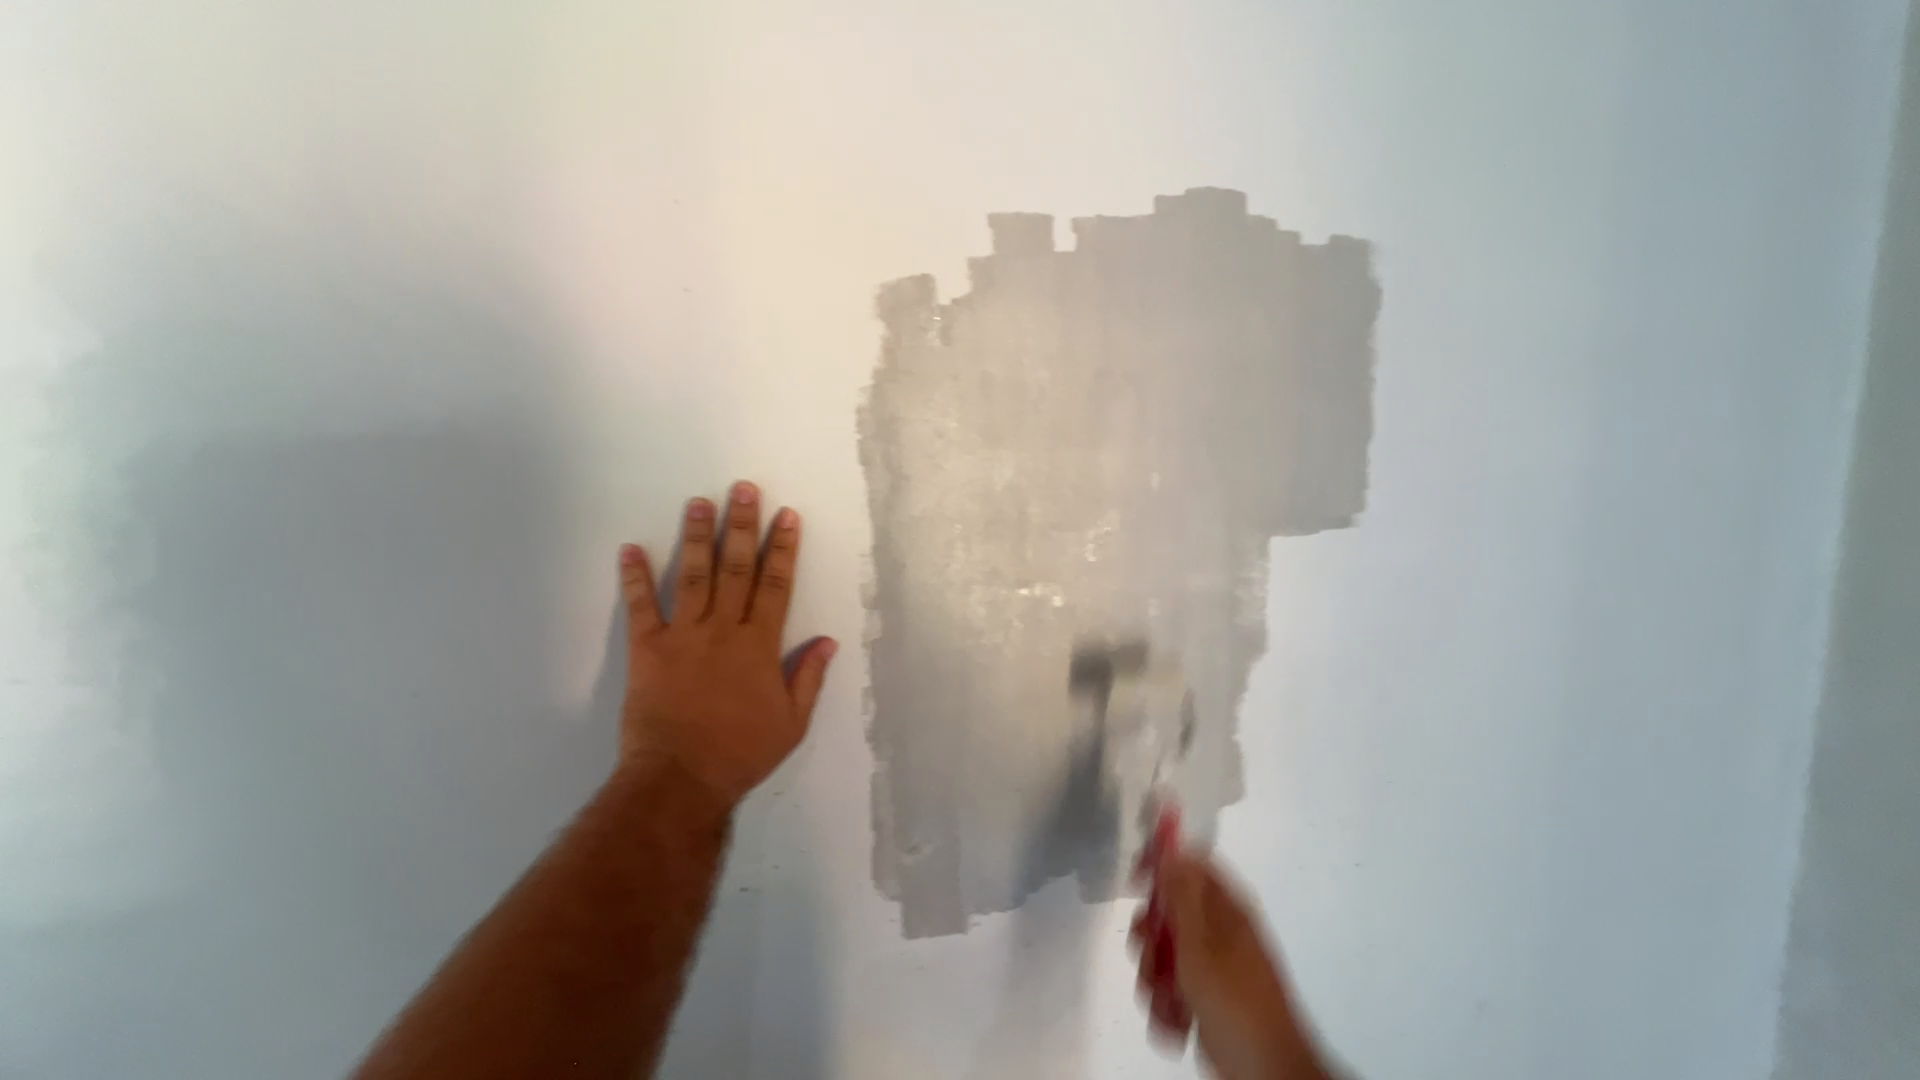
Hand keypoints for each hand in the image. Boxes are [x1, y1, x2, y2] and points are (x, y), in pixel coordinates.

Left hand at [614, 481, 836, 808]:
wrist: (680, 779)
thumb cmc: (741, 753)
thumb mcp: (792, 723)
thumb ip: (809, 678)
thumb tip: (828, 640)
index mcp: (760, 645)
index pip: (776, 585)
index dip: (784, 548)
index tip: (787, 515)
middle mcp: (723, 630)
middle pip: (737, 568)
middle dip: (742, 525)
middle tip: (743, 488)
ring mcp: (683, 636)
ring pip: (693, 576)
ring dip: (696, 537)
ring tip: (699, 501)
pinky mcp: (647, 649)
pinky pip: (641, 607)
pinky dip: (636, 578)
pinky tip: (632, 548)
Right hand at [1132, 847, 1335, 1079]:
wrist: (1268, 1073)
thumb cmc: (1234, 1003)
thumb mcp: (1199, 944)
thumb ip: (1180, 894)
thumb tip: (1171, 843)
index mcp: (1225, 908)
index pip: (1189, 862)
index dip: (1161, 863)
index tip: (1136, 880)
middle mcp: (1219, 931)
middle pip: (1168, 911)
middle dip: (1150, 939)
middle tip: (1152, 958)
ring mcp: (1214, 966)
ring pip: (1164, 953)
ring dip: (1154, 979)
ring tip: (1167, 1003)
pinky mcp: (1206, 999)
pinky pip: (1171, 986)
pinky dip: (1166, 1005)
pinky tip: (1175, 1024)